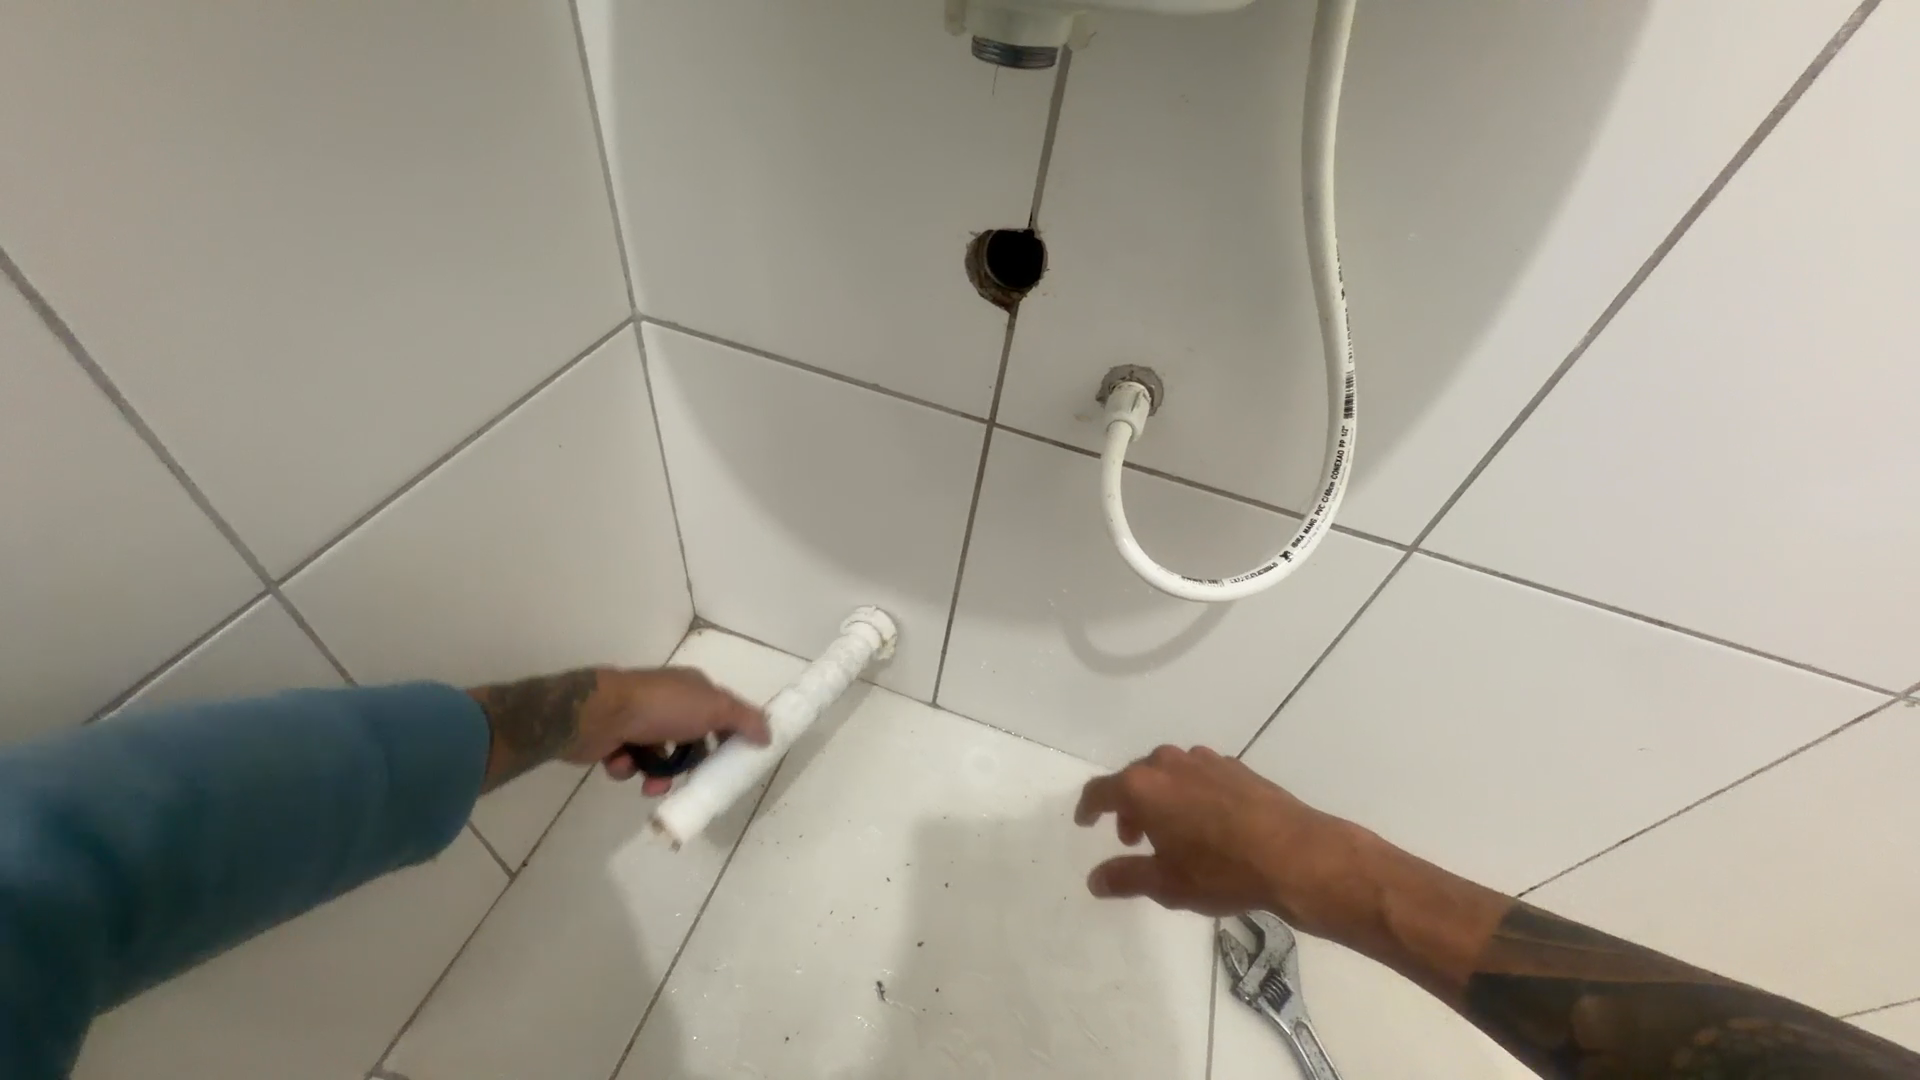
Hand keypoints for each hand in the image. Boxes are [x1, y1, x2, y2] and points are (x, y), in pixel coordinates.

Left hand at [573, 668, 768, 794]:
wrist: (599, 714)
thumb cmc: (662, 707)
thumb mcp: (715, 708)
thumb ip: (745, 719)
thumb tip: (769, 733)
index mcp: (693, 688)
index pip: (720, 712)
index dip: (728, 735)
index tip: (733, 760)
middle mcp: (667, 701)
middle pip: (691, 738)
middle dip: (691, 762)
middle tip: (693, 779)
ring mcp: (639, 720)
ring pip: (660, 756)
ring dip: (658, 774)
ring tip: (652, 785)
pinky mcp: (614, 739)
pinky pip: (630, 763)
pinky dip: (629, 767)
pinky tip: (624, 764)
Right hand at [1074, 745, 1373, 935]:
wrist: (1296, 855)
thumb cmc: (1222, 872)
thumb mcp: (1167, 883)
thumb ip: (1125, 877)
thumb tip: (1094, 879)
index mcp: (1142, 787)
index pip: (1100, 792)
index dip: (1088, 808)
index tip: (1084, 822)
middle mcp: (1166, 763)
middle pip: (1133, 779)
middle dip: (1127, 807)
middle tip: (1133, 838)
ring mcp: (1201, 760)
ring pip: (1166, 774)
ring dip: (1160, 798)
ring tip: (1172, 832)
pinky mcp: (1232, 765)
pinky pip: (1196, 775)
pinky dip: (1189, 793)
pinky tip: (1207, 821)